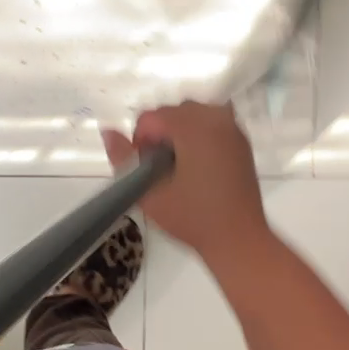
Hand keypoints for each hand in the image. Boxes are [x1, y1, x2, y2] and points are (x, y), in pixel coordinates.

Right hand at [102, 102, 273, 262]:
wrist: (238, 238)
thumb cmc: (193, 219)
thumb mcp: (150, 193)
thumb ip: (124, 159)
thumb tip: (107, 131)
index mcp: (193, 128)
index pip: (151, 117)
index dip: (140, 142)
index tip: (146, 169)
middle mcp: (215, 118)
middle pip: (173, 111)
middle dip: (160, 134)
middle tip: (160, 169)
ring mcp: (232, 128)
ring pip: (193, 113)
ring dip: (179, 132)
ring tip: (178, 165)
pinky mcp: (242, 140)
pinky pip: (212, 122)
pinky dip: (199, 134)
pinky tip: (197, 164)